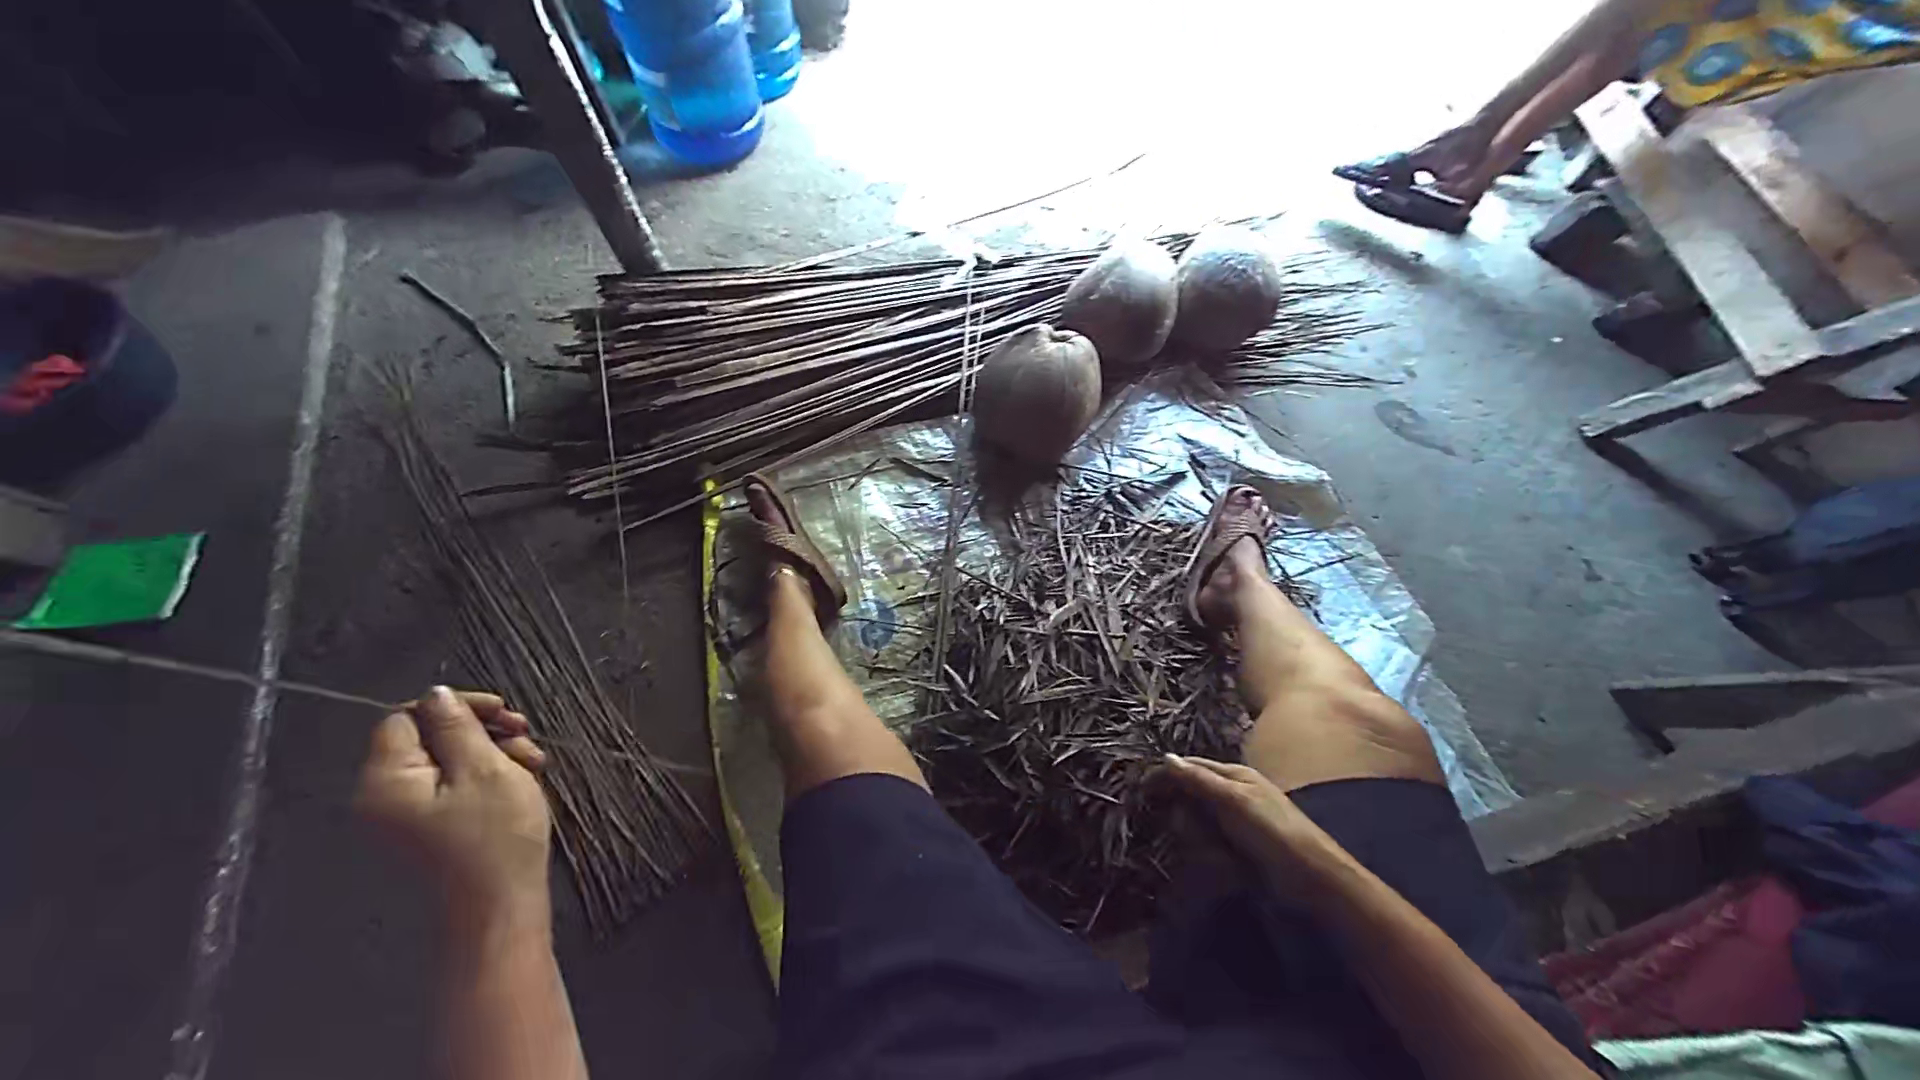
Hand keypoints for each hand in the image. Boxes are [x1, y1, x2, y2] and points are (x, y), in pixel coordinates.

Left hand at [357, 686, 551, 924]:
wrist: (499, 909)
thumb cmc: (494, 836)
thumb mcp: (485, 770)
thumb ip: (457, 727)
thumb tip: (437, 693)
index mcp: (386, 780)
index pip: (406, 717)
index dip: (455, 705)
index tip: (504, 711)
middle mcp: (384, 796)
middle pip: (428, 736)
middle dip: (482, 729)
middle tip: (525, 733)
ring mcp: (406, 815)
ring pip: (449, 759)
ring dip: (494, 750)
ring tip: (532, 762)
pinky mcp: (429, 828)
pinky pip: (453, 784)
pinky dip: (488, 775)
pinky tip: (522, 779)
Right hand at [1161, 754, 1349, 899]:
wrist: (1314, 880)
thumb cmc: (1272, 832)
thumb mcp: (1232, 800)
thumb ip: (1198, 779)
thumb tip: (1165, 757)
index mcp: (1236, 775)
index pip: (1190, 766)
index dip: (1167, 775)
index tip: (1142, 790)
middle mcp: (1236, 793)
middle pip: (1192, 794)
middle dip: (1185, 812)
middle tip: (1188, 830)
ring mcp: (1240, 822)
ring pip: (1199, 821)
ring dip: (1198, 836)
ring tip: (1210, 851)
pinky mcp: (1243, 847)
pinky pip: (1212, 842)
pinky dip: (1209, 850)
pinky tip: (1215, 861)